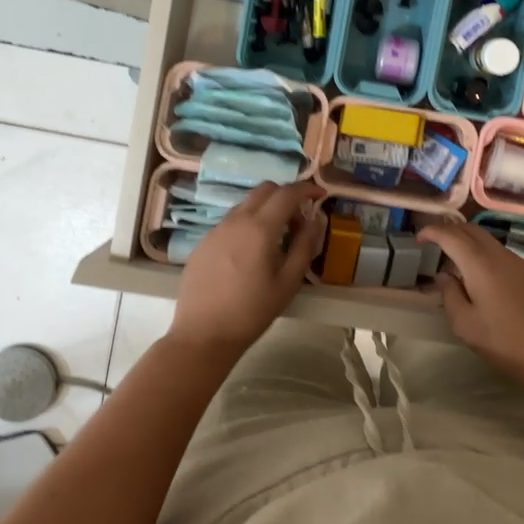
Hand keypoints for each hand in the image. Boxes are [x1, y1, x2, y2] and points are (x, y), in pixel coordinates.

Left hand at [172, 182, 325, 356]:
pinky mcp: (204, 242)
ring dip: (266, 209)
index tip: (320, 194)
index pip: (287, 193)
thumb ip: (305, 246)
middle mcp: (236, 220)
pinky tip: (251, 252)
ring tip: (276, 238)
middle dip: (286, 195)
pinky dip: (248, 223)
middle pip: (265, 189)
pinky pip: (231, 221)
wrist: (203, 334)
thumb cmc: (252, 311)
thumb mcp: (288, 282)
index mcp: (259, 228)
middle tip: (299, 220)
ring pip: (246, 203)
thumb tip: (315, 221)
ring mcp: (216, 230)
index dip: (307, 188)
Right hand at [418, 221, 523, 384]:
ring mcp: (523, 264)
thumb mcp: (465, 325)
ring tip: (459, 264)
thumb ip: (450, 295)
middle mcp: (502, 256)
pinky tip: (488, 281)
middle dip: (452, 231)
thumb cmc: (505, 343)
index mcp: (481, 265)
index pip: (452, 236)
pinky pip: (506, 257)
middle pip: (473, 231)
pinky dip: (489, 257)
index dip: (433, 232)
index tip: (419, 238)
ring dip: (471, 244)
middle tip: (436, 242)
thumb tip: (444, 275)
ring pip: (491, 243)